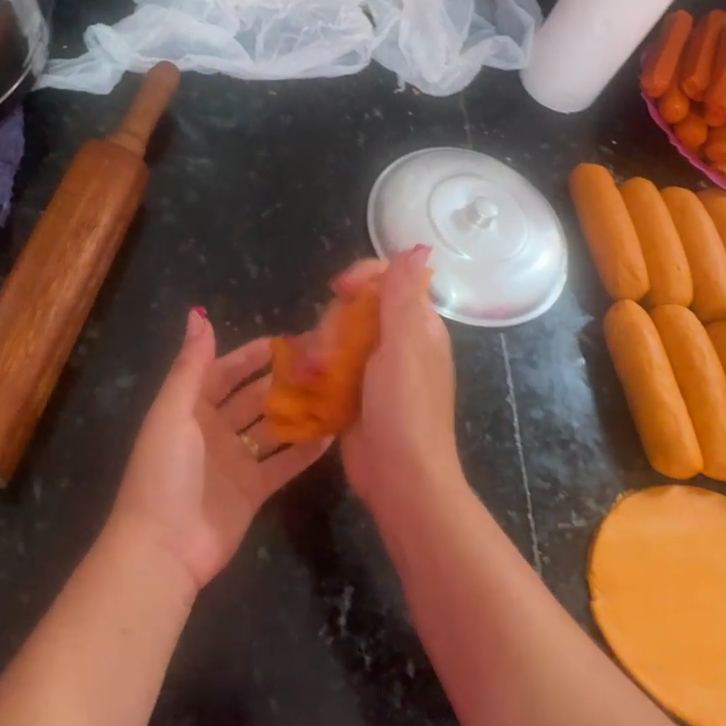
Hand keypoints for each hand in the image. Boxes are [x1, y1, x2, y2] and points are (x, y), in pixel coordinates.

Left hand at [109, 308, 332, 591]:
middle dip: (282, 381)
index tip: (286, 341)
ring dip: (298, 411)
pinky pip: (284, 464)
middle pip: (253, 398)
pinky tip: (332, 433)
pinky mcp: (254, 490)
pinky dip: (306, 450)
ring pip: (273, 428)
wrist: (163, 547)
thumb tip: (198, 314)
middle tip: (321, 364)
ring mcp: (236, 461)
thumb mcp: (173, 412)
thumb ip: (191, 365)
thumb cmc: (163, 471)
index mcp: (190, 408)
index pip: (225, 372)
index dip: (252, 356)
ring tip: (334, 393)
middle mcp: (215, 430)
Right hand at [340, 247, 463, 509]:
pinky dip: (316, 375)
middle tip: (328, 353)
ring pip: (336, 339)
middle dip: (334, 324)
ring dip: (321, 353)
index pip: (389, 279)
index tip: (338, 291)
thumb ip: (403, 295)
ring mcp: (375, 370)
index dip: (361, 277)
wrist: (401, 478)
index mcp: (418, 325)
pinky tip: (307, 386)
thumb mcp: (404, 346)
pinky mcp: (354, 394)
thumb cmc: (406, 409)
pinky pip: (328, 369)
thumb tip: (417, 247)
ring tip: (315, 376)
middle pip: (354, 308)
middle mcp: (398, 342)